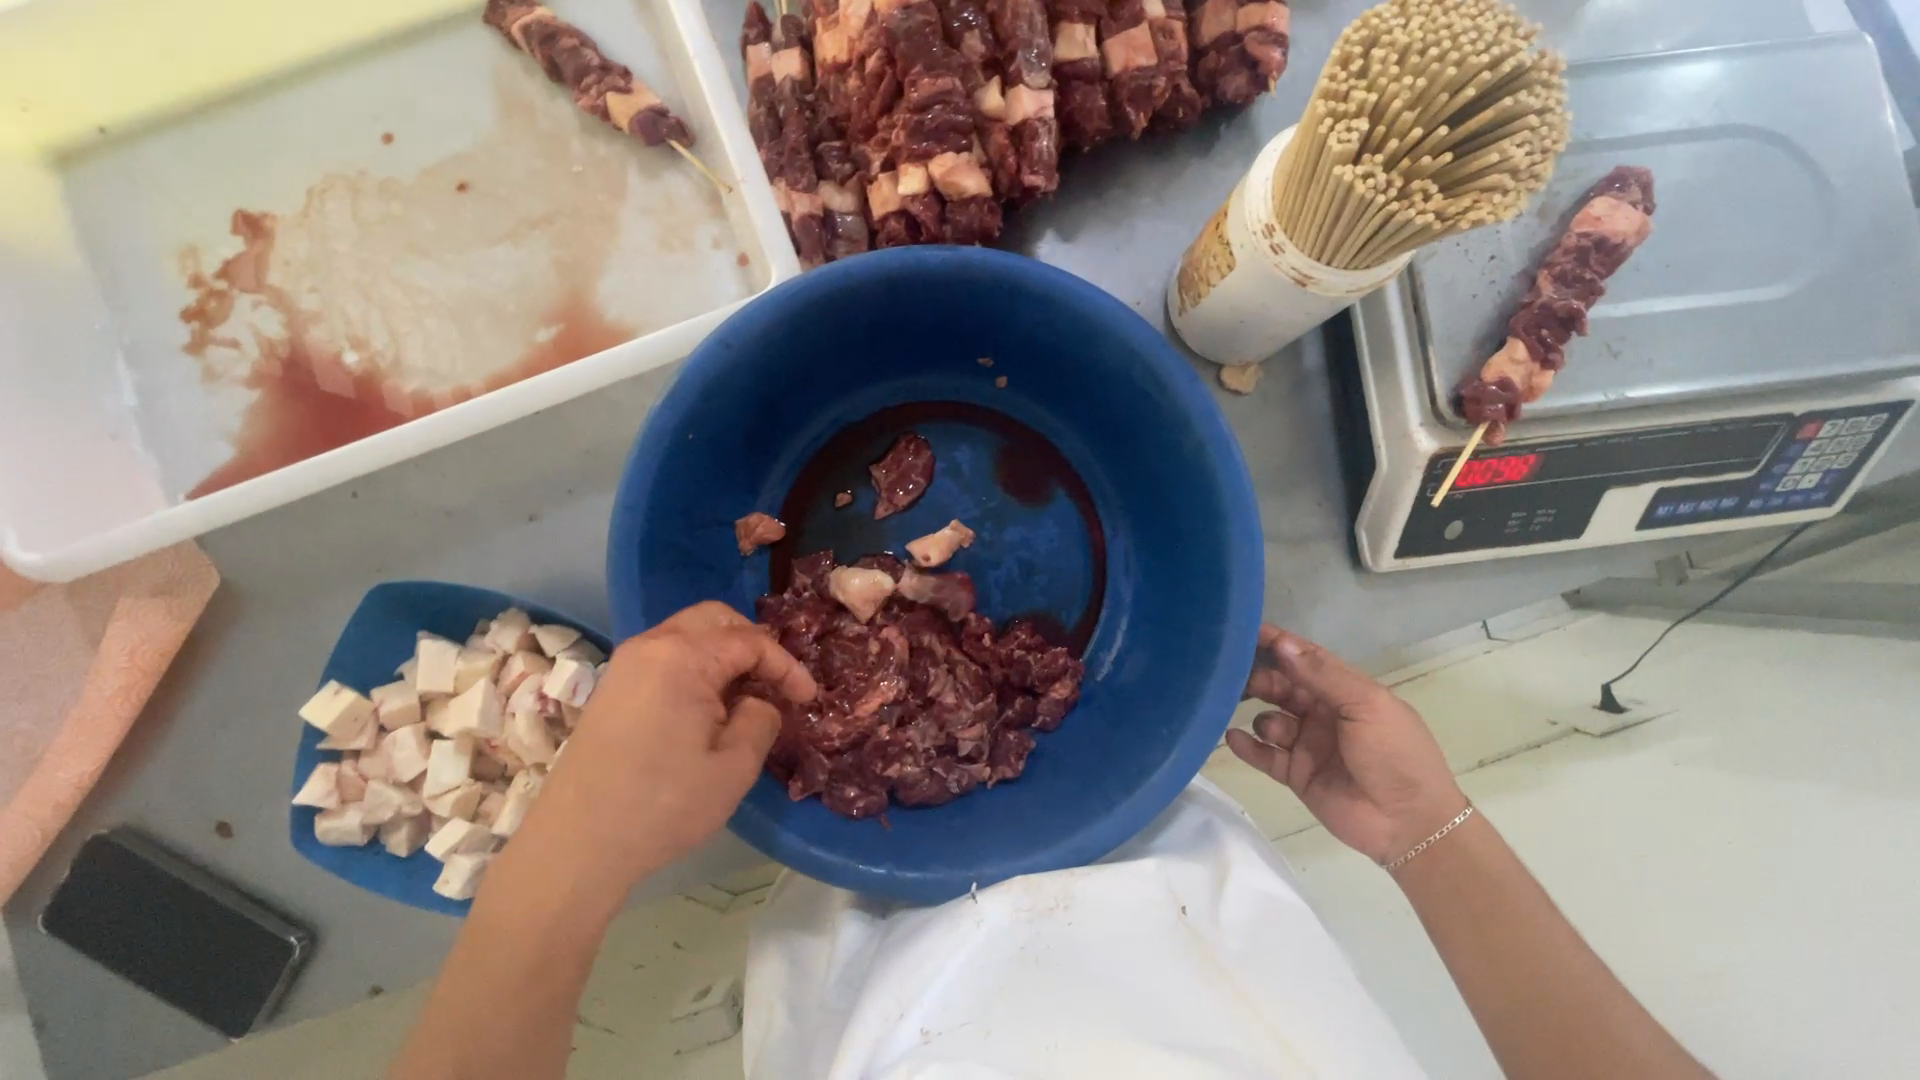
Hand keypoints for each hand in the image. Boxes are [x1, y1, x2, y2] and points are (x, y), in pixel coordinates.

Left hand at [519, 602, 816, 889]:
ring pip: (687, 636)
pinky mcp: (611, 691)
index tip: (808, 700)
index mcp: (683, 657)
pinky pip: (665, 659)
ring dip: (723, 656)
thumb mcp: (734, 767)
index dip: (786, 666)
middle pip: (715, 620)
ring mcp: (625, 667)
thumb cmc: (663, 805)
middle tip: (775, 683)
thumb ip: (761, 720)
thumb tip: (756, 704)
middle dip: (753, 644)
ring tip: (745, 698)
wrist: (577, 845)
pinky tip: (708, 710)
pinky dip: (696, 669)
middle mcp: (651, 647)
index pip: (750, 640)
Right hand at [1225, 625, 1465, 864]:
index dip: (1278, 644)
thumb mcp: (1366, 705)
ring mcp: (1308, 745)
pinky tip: (1232, 737)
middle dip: (1260, 678)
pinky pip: (1264, 755)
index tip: (1243, 630)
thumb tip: (1281, 643)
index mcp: (1346, 691)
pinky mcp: (1295, 774)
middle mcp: (1323, 713)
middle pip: (1282, 687)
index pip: (1306, 659)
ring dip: (1257, 714)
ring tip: (1253, 719)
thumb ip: (1321, 675)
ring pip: (1269, 720)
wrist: (1410, 824)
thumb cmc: (1396, 755)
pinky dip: (1246, 746)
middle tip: (1234, 676)